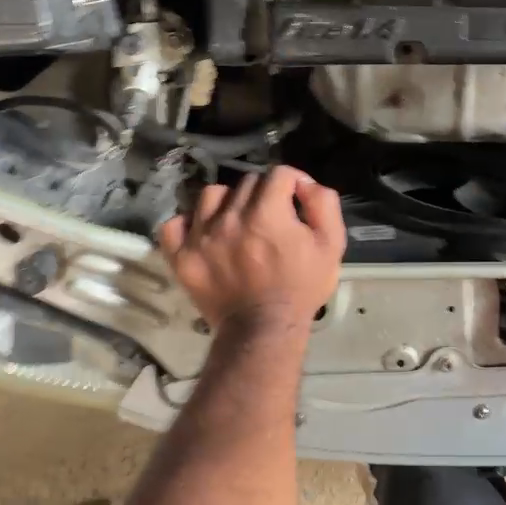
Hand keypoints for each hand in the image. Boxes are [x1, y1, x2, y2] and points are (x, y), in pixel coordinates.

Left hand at [158, 166, 345, 332]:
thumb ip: (324, 203)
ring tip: (238, 222)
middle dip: (265, 193)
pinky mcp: (181, 257)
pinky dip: (188, 224)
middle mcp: (230, 217)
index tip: (298, 198)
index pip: (279, 173)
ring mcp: (201, 237)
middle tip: (272, 217)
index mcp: (267, 212)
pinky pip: (174, 224)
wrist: (262, 332)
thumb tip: (305, 184)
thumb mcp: (331, 244)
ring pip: (212, 195)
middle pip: (247, 182)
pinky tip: (204, 233)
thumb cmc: (300, 287)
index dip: (293, 181)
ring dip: (228, 202)